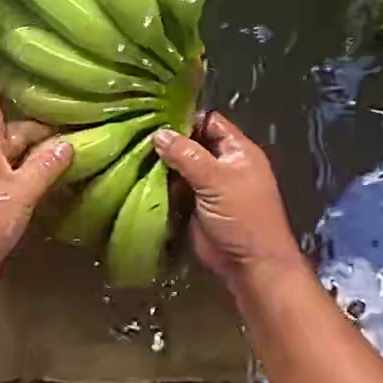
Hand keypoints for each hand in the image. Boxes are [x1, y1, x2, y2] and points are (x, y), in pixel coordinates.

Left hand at [0, 93, 73, 284]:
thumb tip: (68, 142)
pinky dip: (31, 176)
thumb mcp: (19, 192)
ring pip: (11, 156)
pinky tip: (54, 182)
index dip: (5, 89)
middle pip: (7, 131)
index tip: (28, 78)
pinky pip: (12, 179)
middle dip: (35, 126)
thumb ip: (44, 167)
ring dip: (36, 153)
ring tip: (71, 148)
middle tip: (72, 122)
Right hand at [153, 113, 303, 286]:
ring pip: (178, 162)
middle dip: (168, 138)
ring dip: (160, 159)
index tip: (157, 115)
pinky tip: (139, 171)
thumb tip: (158, 133)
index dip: (186, 117)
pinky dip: (159, 179)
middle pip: (190, 141)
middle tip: (138, 132)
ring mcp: (206, 183)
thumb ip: (186, 154)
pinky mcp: (192, 201)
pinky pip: (172, 182)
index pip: (209, 122)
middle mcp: (221, 163)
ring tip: (133, 150)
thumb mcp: (216, 179)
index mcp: (237, 151)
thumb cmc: (242, 217)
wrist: (249, 266)